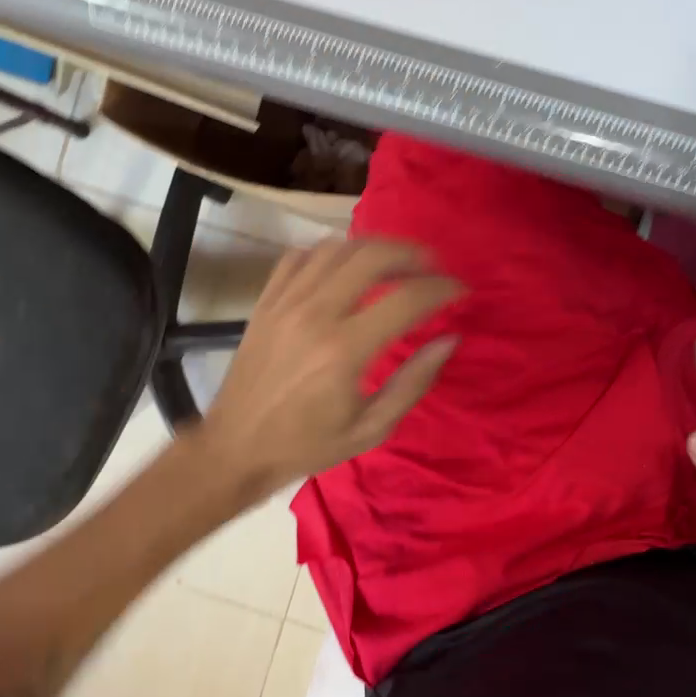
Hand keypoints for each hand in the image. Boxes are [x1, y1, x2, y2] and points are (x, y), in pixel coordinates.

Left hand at [194, 238, 462, 496]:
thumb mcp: (371, 429)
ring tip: (397, 264)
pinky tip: (346, 269)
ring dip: (375, 248)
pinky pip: (301, 257)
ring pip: (337, 248)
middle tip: (433, 267)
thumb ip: (413, 383)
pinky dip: (331, 253)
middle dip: (412, 254)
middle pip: (372, 256)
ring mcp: (285, 302)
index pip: (406, 299)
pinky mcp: (266, 301)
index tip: (460, 291)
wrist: (234, 448)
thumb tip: (449, 341)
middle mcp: (314, 314)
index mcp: (345, 351)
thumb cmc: (308, 446)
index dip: (442, 288)